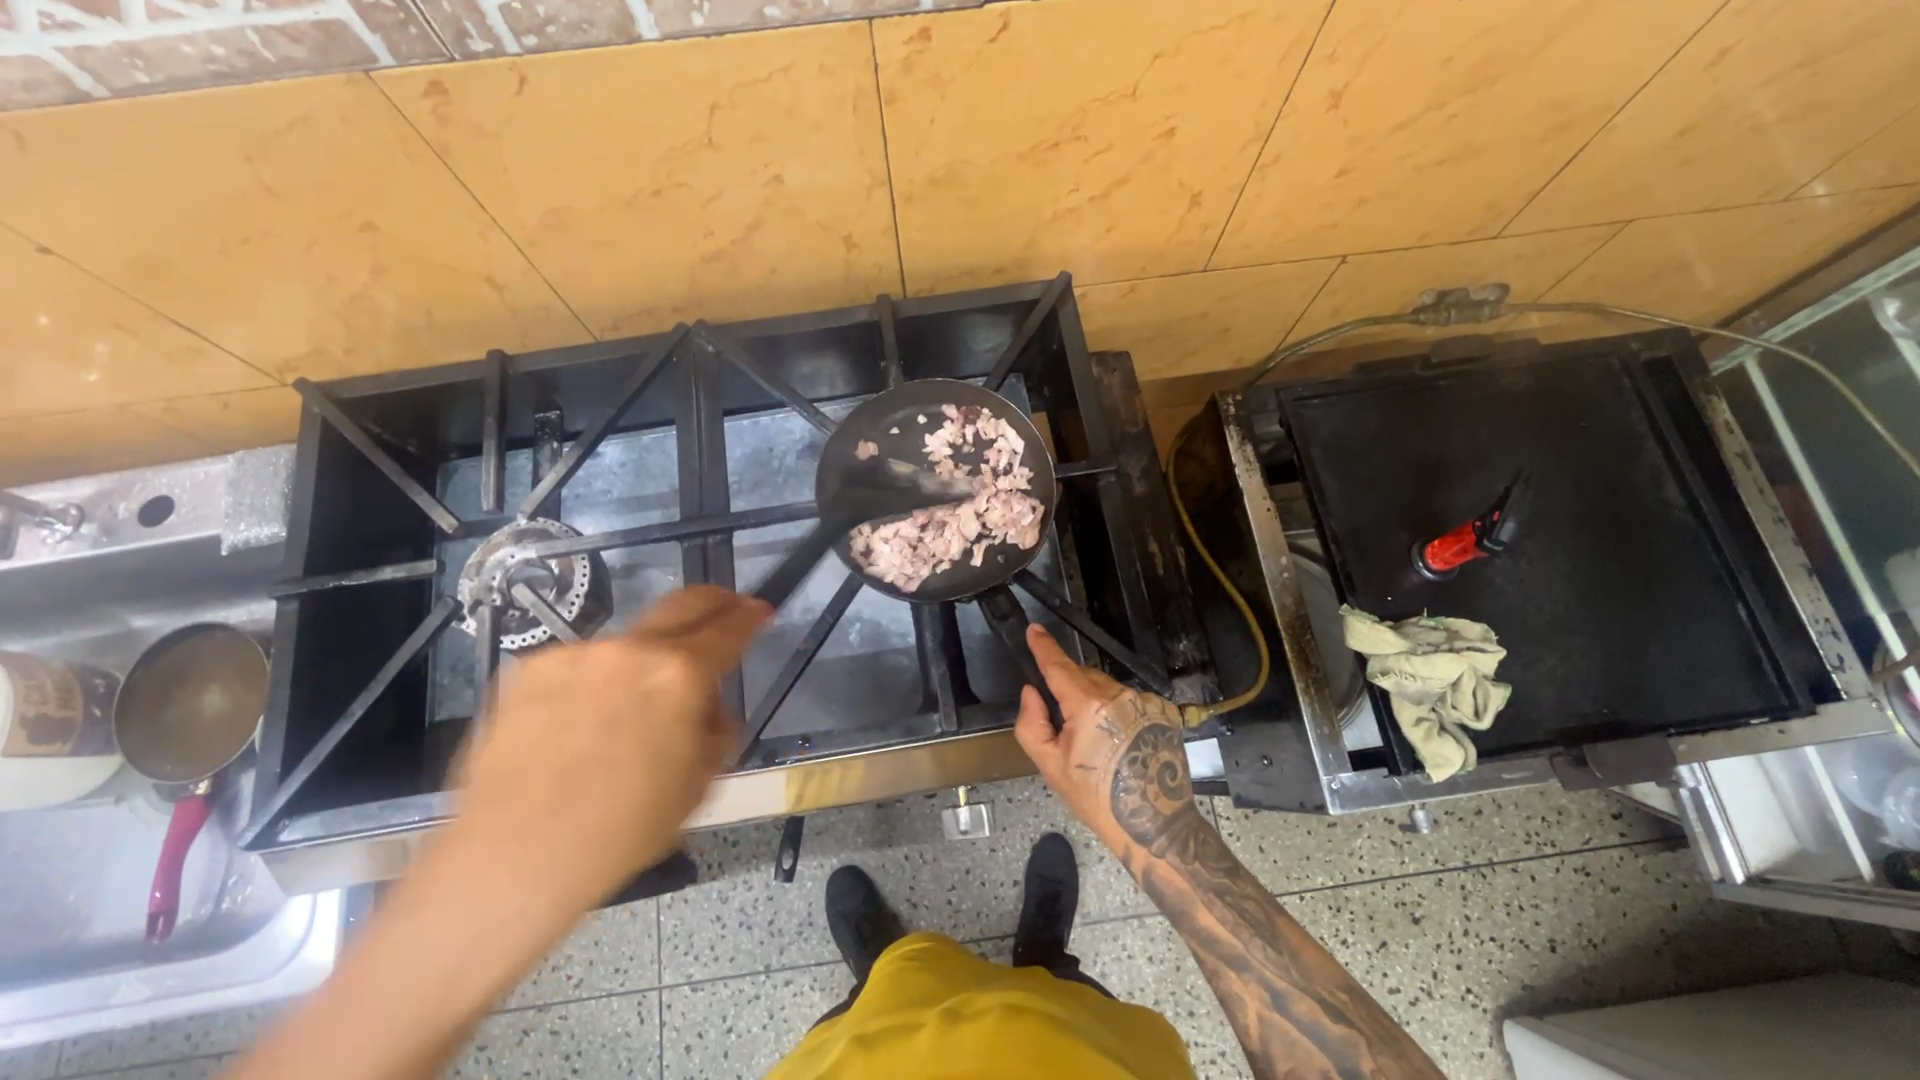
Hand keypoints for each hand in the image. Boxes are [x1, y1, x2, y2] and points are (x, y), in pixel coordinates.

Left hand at [453, 586, 770, 902]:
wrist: (516, 852)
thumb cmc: (623, 828)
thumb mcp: (698, 784)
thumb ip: (714, 731)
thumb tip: (705, 708)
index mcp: (681, 675)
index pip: (729, 630)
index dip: (750, 617)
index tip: (759, 609)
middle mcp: (630, 649)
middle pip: (682, 604)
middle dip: (712, 601)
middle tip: (725, 605)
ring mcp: (576, 654)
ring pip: (626, 644)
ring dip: (644, 659)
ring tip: (634, 706)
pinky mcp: (530, 669)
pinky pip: (580, 666)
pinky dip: (594, 683)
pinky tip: (580, 725)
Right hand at [1013, 624, 1197, 855]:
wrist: (1154, 823)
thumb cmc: (1097, 798)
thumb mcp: (1051, 767)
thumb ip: (1032, 723)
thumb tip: (1032, 691)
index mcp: (1089, 706)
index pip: (1059, 667)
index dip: (1044, 647)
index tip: (1034, 629)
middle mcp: (1120, 695)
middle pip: (1083, 677)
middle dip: (1068, 688)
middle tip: (1063, 726)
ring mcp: (1144, 701)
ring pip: (1106, 688)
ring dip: (1094, 702)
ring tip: (1095, 743)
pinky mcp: (1162, 711)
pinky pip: (1128, 700)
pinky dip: (1116, 712)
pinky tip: (1118, 743)